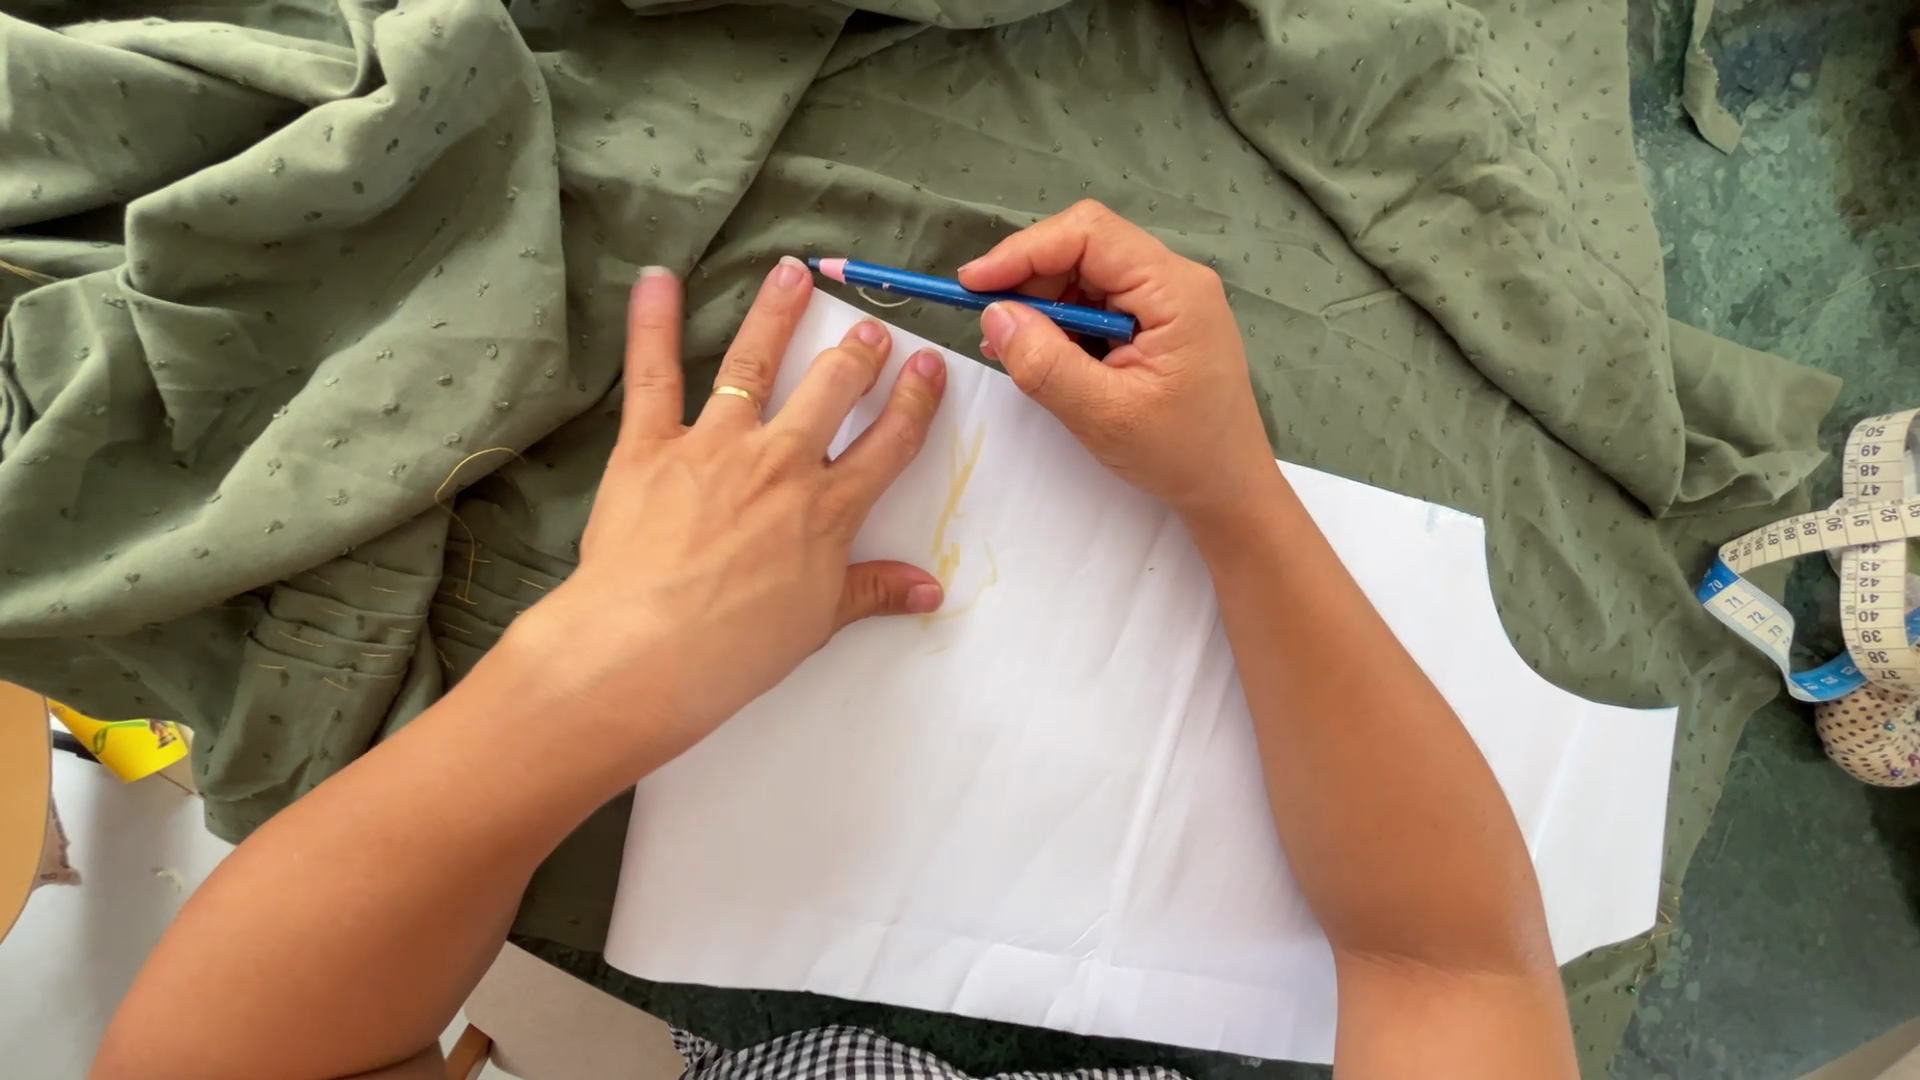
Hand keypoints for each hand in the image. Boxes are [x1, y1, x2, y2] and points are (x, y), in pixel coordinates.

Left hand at [517, 257, 947, 758]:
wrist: (645, 650)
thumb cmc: (739, 646)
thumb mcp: (818, 621)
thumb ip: (874, 591)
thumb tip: (931, 591)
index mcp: (829, 507)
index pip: (889, 442)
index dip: (916, 402)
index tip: (929, 366)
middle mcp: (782, 461)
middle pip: (833, 388)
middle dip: (857, 353)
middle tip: (870, 328)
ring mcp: (716, 445)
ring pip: (755, 363)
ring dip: (778, 313)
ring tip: (792, 271)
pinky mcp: (652, 446)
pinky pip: (654, 375)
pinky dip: (652, 323)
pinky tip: (656, 279)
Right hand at [959, 200, 1274, 524]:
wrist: (1227, 488)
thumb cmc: (1178, 455)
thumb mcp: (1103, 414)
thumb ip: (1045, 363)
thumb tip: (993, 315)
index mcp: (1173, 289)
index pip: (1088, 234)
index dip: (1023, 251)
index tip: (972, 285)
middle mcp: (1172, 281)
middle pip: (1085, 250)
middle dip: (1030, 281)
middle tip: (991, 327)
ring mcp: (1166, 302)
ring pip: (1086, 278)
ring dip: (1042, 307)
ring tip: (1011, 349)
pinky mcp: (1156, 325)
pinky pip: (1097, 307)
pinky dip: (1061, 327)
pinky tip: (1041, 357)